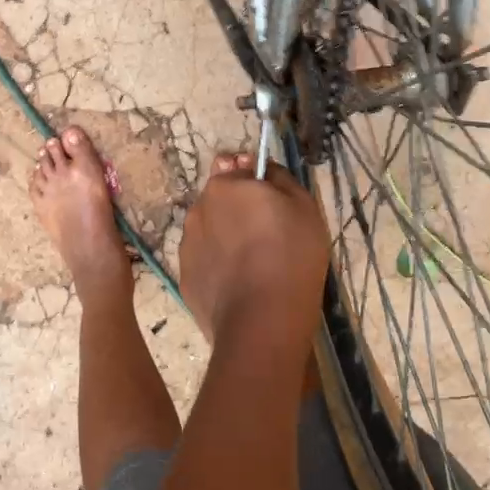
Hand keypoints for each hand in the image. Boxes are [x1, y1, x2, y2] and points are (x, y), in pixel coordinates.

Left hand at [178, 153, 330, 346]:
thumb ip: (280, 178)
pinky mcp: (185, 277)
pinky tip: (239, 285)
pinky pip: (205, 262)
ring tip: (254, 266)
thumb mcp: (304, 206)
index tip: (274, 204)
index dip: (257, 184)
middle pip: (221, 201)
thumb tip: (263, 168)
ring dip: (227, 238)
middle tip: (267, 236)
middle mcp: (198, 208)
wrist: (262, 322)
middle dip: (239, 210)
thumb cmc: (290, 256)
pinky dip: (219, 267)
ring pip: (210, 231)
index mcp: (224, 186)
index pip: (239, 171)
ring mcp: (187, 244)